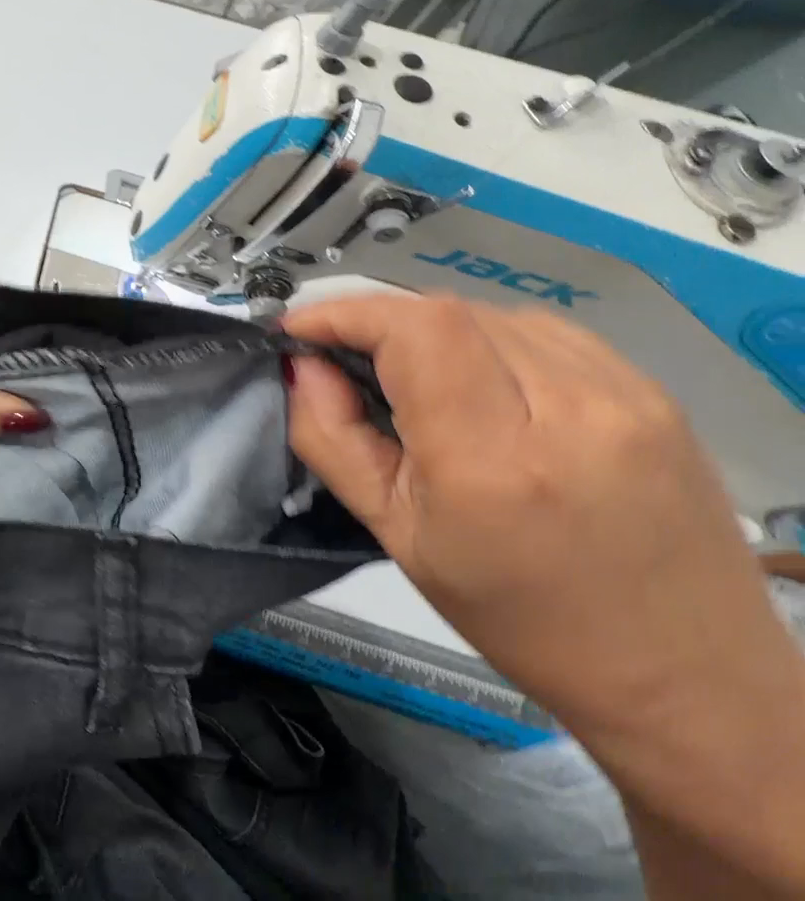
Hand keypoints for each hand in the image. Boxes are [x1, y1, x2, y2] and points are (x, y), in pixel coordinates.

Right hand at [281, 293, 797, 735]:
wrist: (676, 666)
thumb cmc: (512, 615)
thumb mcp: (393, 532)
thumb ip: (332, 438)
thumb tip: (302, 365)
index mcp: (491, 460)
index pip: (415, 330)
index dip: (346, 312)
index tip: (300, 330)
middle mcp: (569, 408)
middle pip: (451, 311)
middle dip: (378, 321)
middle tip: (340, 357)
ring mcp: (625, 393)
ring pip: (497, 315)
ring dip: (433, 330)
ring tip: (406, 375)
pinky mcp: (654, 392)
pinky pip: (547, 335)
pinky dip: (489, 342)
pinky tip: (477, 383)